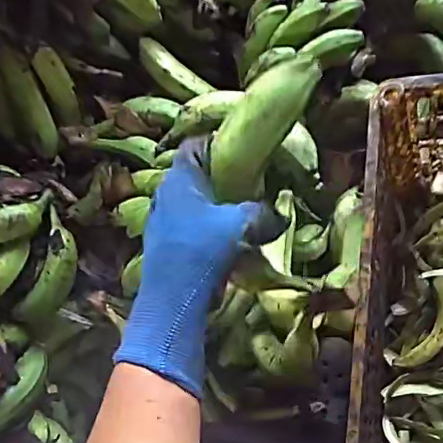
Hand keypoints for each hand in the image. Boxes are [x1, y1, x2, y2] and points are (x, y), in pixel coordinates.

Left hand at [113, 139, 262, 397]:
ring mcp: (163, 223)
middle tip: (251, 189)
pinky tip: (232, 251)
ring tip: (245, 222)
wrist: (174, 299)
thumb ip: (262, 213)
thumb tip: (279, 215)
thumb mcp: (240, 223)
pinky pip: (194, 233)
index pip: (195, 146)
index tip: (242, 152)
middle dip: (224, 183)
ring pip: (196, 208)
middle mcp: (166, 196)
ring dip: (219, 213)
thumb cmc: (202, 250)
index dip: (218, 143)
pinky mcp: (167, 249)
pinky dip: (212, 236)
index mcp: (179, 179)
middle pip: (198, 178)